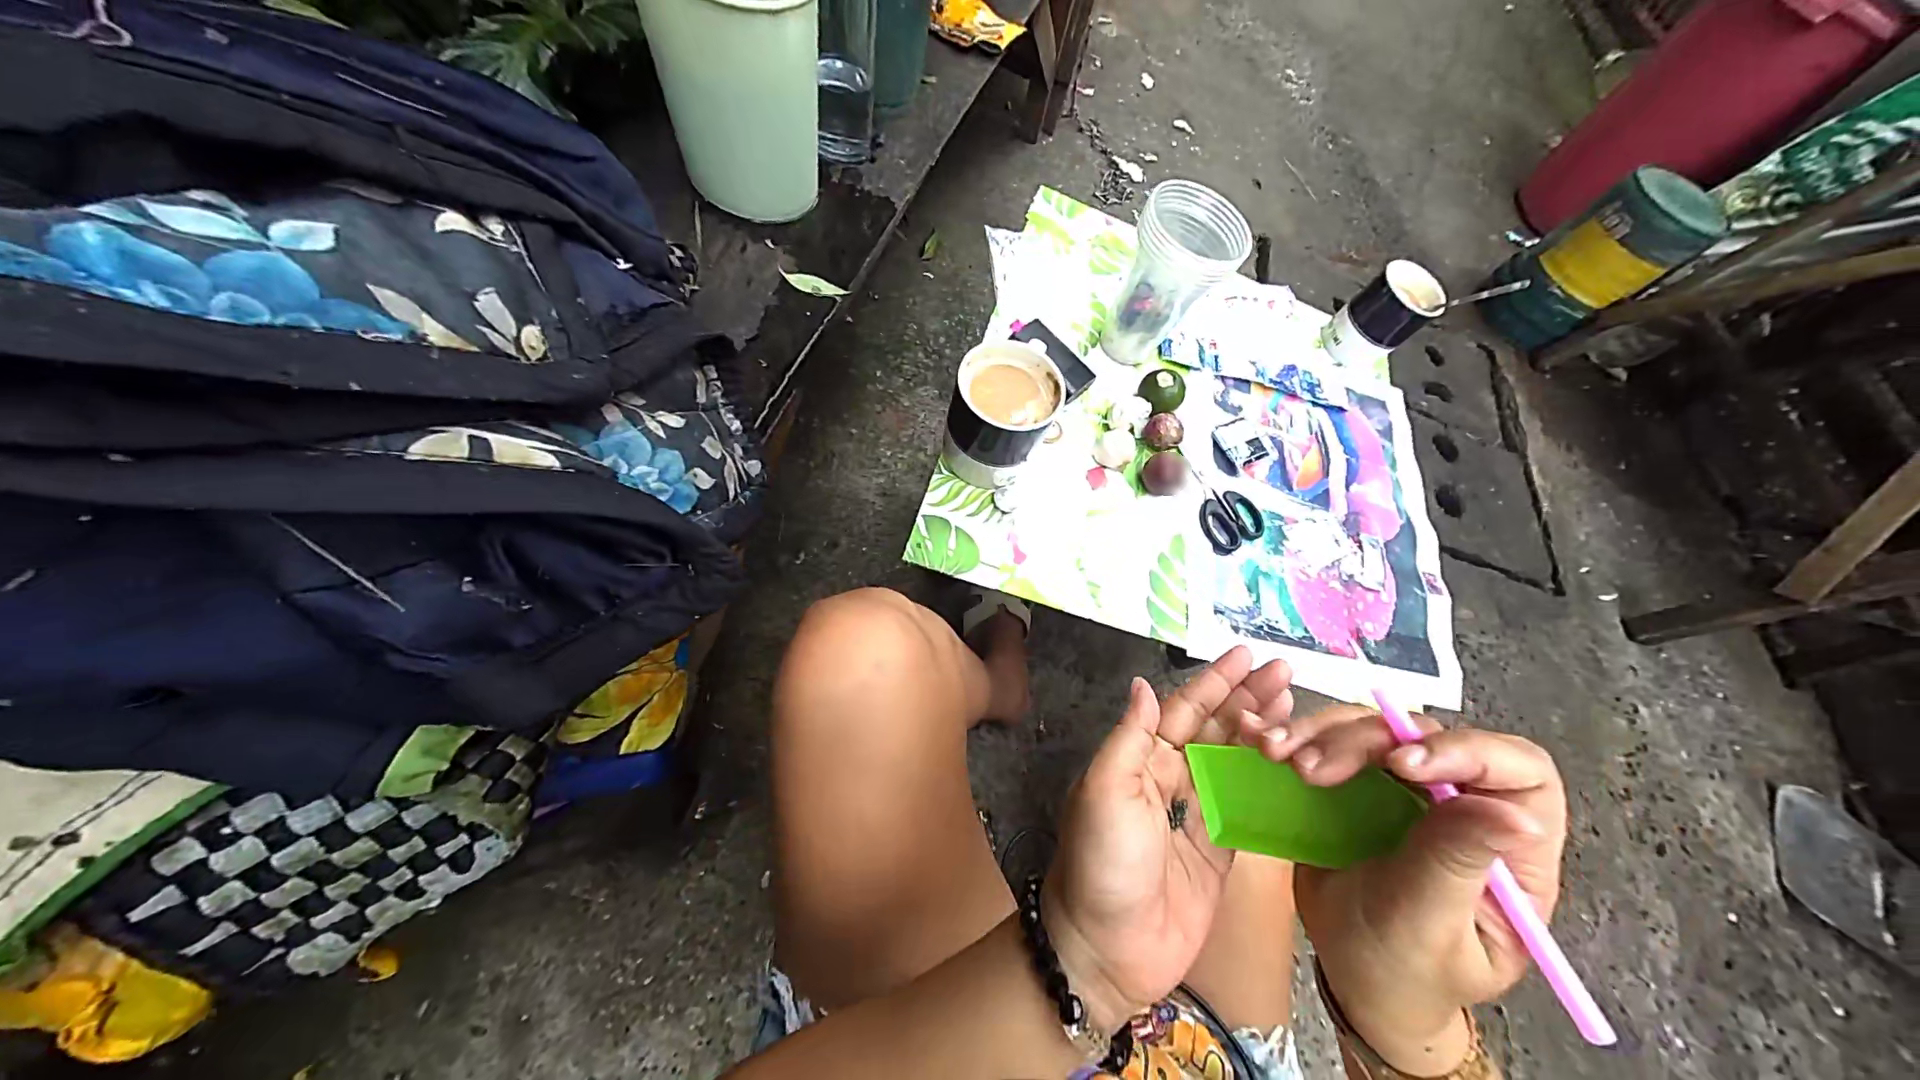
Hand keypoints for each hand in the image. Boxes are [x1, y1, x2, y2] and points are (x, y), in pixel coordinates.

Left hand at [1043, 646, 1289, 1031]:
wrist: (1108, 946)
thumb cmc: (1101, 861)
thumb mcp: (1105, 789)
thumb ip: (1130, 737)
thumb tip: (1142, 683)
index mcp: (1140, 758)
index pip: (1183, 709)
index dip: (1214, 682)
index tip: (1245, 655)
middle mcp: (1169, 777)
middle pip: (1215, 728)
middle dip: (1247, 699)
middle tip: (1284, 673)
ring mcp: (1196, 813)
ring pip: (1235, 761)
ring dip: (1263, 732)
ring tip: (1296, 705)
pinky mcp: (1220, 849)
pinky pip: (1249, 805)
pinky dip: (1270, 781)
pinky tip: (1296, 763)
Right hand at [1261, 707, 1567, 1071]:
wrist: (1352, 972)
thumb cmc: (1409, 967)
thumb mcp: (1432, 923)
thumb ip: (1457, 862)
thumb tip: (1513, 814)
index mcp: (1508, 844)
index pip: (1513, 770)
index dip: (1464, 751)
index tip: (1400, 763)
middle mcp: (1458, 800)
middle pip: (1421, 735)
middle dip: (1360, 740)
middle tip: (1310, 770)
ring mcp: (1402, 785)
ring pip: (1367, 728)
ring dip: (1317, 733)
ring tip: (1276, 756)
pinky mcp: (1354, 779)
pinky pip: (1327, 739)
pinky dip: (1292, 735)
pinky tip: (1263, 742)